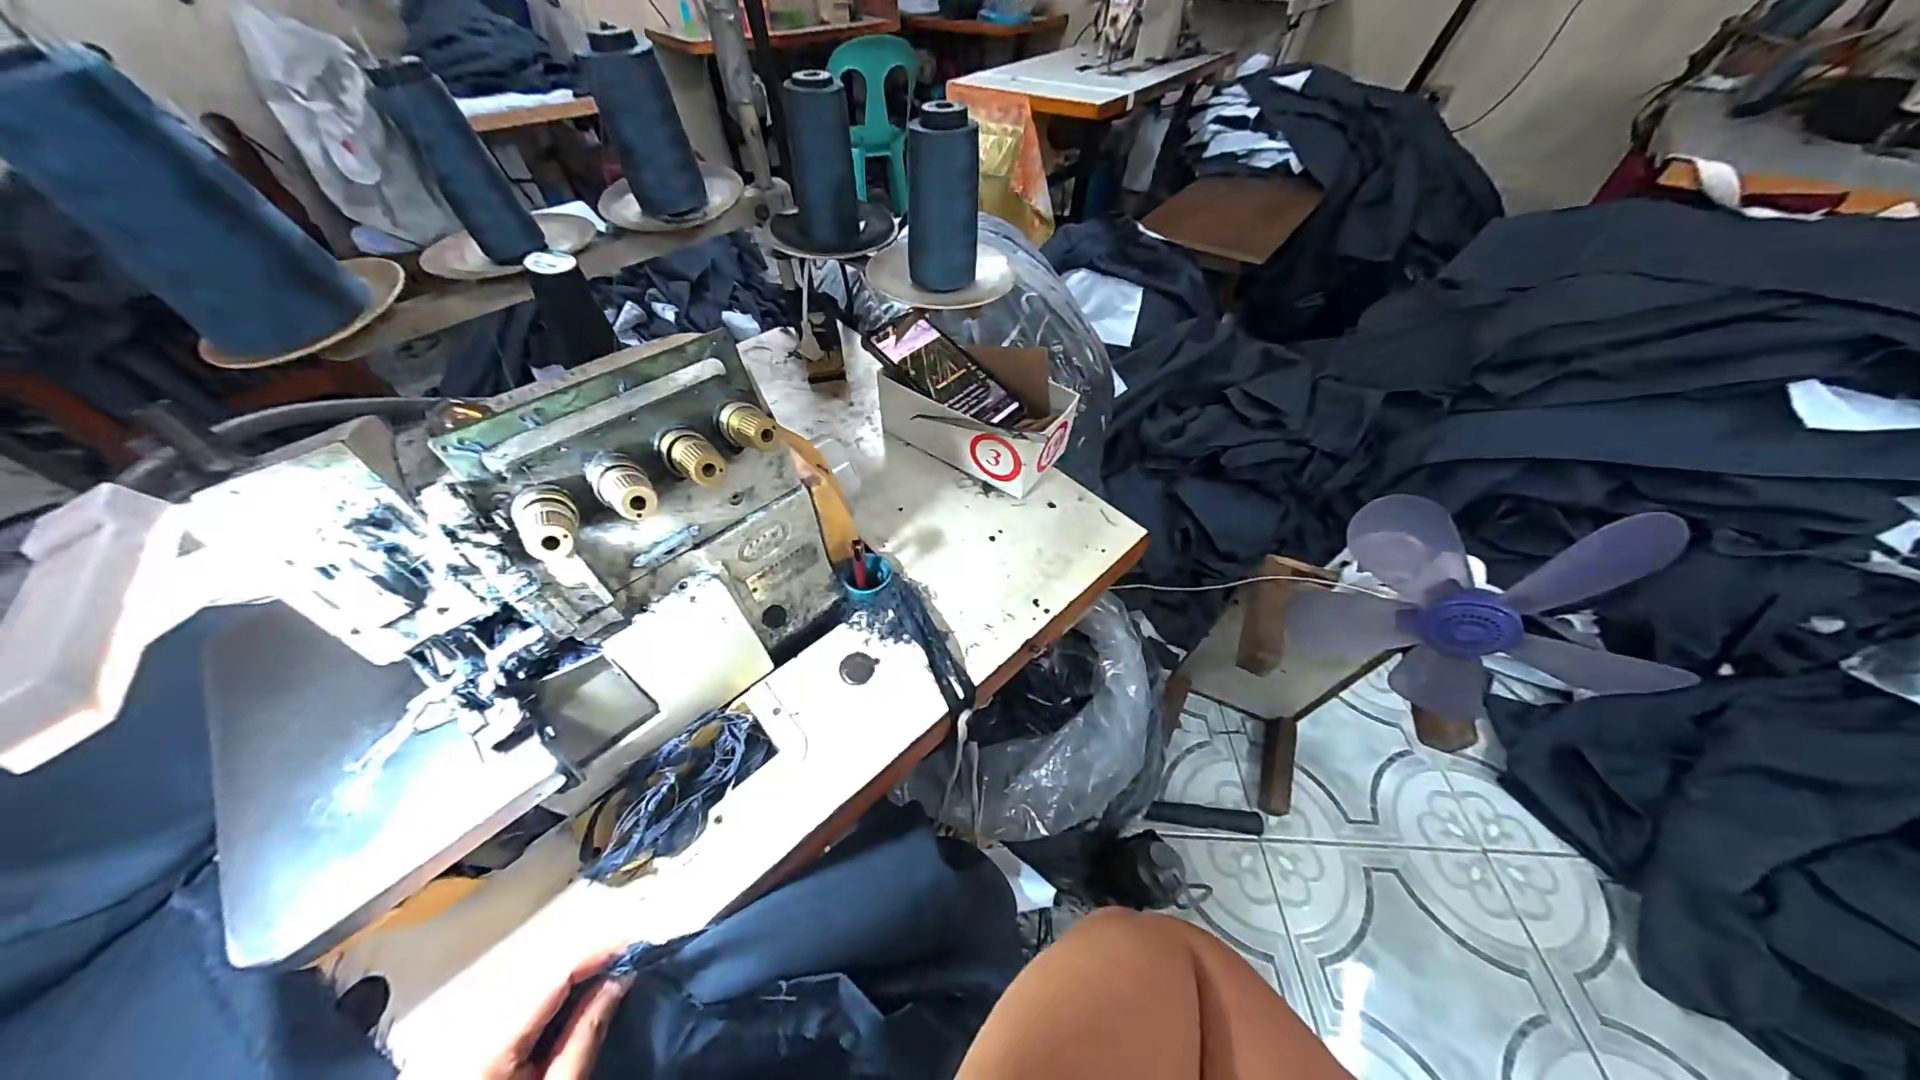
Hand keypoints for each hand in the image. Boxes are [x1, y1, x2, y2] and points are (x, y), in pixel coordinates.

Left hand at [483, 946, 631, 1079]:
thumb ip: (587, 1031)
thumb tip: (620, 977)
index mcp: (497, 1046)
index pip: (554, 981)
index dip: (595, 957)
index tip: (634, 946)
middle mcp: (484, 1038)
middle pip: (545, 985)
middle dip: (591, 968)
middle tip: (632, 958)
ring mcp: (483, 1049)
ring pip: (540, 999)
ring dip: (580, 984)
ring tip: (618, 973)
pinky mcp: (490, 1060)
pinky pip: (533, 1019)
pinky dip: (564, 1006)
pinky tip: (590, 1001)